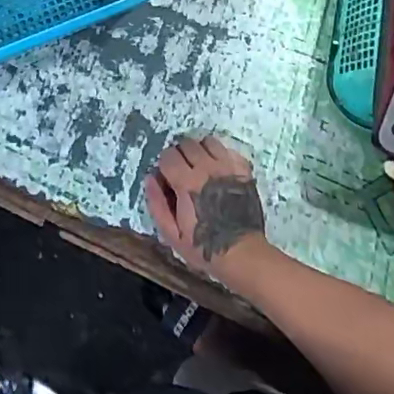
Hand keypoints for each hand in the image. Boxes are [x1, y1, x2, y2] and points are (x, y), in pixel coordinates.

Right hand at [146, 135, 269, 281]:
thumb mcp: (171, 234)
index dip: (164, 164)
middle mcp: (207, 168)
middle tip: (182, 171)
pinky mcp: (243, 168)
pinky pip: (228, 149)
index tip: (167, 176)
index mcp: (187, 183)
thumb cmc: (202, 246)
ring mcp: (228, 166)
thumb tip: (150, 177)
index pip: (168, 154)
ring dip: (200, 150)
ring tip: (200, 167)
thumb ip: (157, 203)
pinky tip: (218, 170)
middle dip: (180, 154)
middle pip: (187, 143)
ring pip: (208, 141)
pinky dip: (220, 155)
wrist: (241, 251)